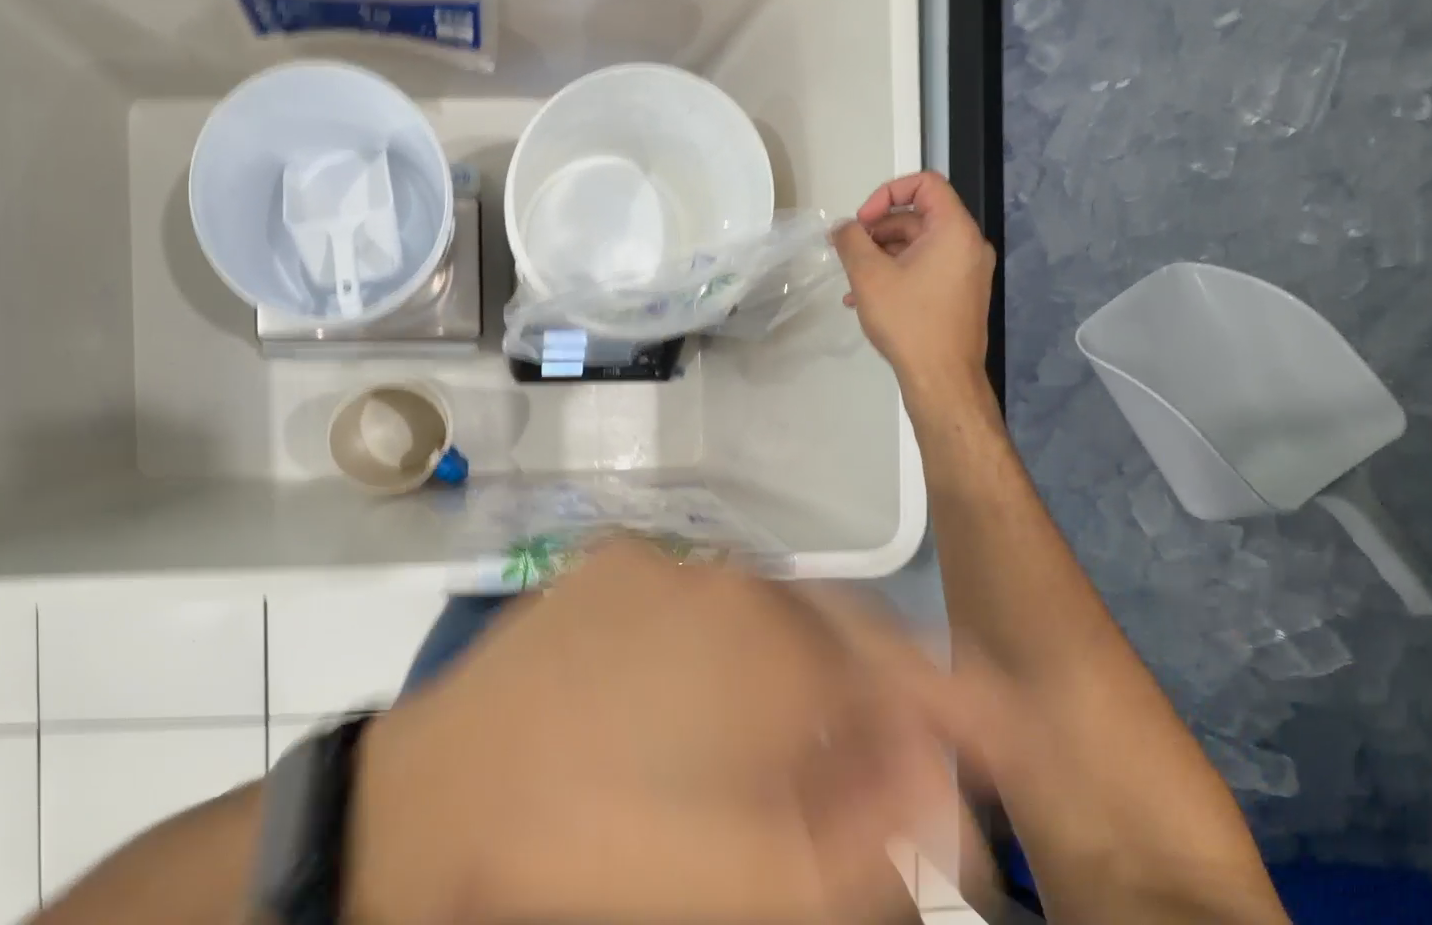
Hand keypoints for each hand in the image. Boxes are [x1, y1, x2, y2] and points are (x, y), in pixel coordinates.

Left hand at [348, 538, 1006, 924]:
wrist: (442, 797)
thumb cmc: (603, 848)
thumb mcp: (762, 875)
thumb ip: (877, 829)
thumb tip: (946, 782)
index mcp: (775, 643)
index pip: (906, 668)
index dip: (958, 714)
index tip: (989, 748)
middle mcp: (723, 573)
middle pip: (836, 628)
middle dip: (871, 690)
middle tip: (879, 757)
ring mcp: (654, 557)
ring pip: (763, 606)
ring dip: (796, 661)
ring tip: (790, 732)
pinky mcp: (600, 562)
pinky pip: (693, 593)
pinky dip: (724, 634)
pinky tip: (705, 689)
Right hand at [832, 172, 995, 390]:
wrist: (942, 376)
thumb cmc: (909, 321)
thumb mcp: (869, 276)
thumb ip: (851, 241)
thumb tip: (842, 228)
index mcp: (954, 230)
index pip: (924, 184)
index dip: (886, 193)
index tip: (861, 222)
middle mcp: (967, 244)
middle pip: (918, 217)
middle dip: (877, 230)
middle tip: (848, 253)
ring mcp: (967, 271)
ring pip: (917, 246)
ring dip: (881, 255)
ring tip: (851, 282)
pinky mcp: (960, 294)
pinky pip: (925, 268)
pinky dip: (897, 273)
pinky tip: (866, 298)